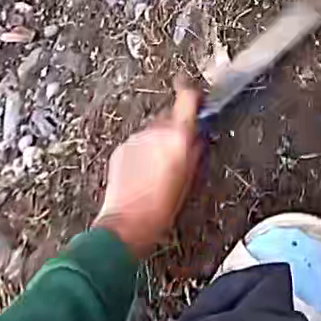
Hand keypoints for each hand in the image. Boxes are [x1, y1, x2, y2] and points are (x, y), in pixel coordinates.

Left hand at [92, 85, 201, 257]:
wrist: (126, 224)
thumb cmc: (162, 206)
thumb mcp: (191, 176)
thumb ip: (196, 148)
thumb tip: (199, 136)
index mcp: (178, 135)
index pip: (188, 97)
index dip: (194, 96)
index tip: (197, 99)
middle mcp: (157, 130)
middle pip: (171, 115)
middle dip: (176, 127)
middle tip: (179, 149)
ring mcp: (137, 138)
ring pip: (154, 129)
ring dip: (159, 139)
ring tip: (159, 167)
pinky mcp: (121, 148)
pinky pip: (138, 141)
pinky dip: (143, 150)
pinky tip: (144, 171)